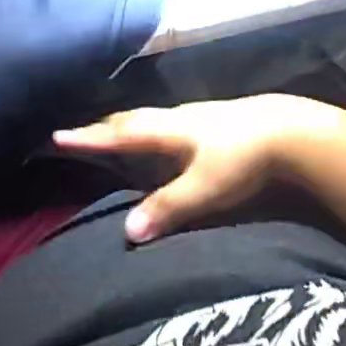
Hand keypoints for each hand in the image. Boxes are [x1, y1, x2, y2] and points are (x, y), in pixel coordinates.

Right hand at [53, 95, 345, 243]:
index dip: (89, 137)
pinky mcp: (213, 119)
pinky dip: (148, 126)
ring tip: (111, 131)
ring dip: (125, 124)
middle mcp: (178, 117)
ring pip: (151, 117)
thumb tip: (126, 230)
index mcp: (170, 130)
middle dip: (103, 125)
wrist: (287, 129)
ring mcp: (197, 115)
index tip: (58, 135)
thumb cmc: (242, 157)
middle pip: (133, 118)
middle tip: (78, 132)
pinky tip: (159, 136)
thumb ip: (167, 207)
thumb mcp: (204, 188)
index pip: (121, 133)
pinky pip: (166, 120)